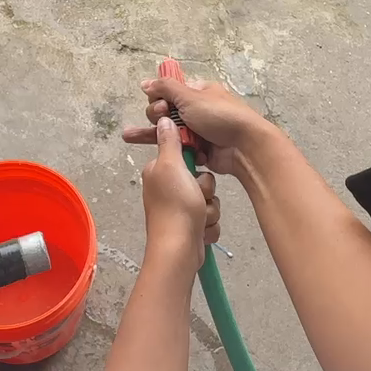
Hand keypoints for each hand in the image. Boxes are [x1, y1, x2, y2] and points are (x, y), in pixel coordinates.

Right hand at [123, 74, 272, 178]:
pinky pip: (177, 148)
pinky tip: (159, 151)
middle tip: (161, 118)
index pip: (168, 92)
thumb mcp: (191, 96)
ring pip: (168, 131)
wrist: (244, 147)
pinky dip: (170, 149)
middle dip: (157, 115)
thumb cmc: (221, 116)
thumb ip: (165, 88)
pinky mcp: (197, 150)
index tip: (161, 103)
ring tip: (128, 137)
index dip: (159, 97)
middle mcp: (196, 110)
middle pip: (164, 112)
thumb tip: (146, 82)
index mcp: (196, 93)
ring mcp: (197, 131)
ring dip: (149, 133)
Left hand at [140, 117, 220, 270]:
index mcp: (160, 171)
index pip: (187, 157)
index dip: (197, 165)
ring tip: (199, 217)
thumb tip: (163, 120)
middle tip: (197, 197)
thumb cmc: (176, 207)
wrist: (179, 250)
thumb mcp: (171, 166)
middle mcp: (167, 188)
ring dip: (209, 209)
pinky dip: (208, 225)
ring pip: (209, 199)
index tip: (197, 171)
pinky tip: (200, 230)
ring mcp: (179, 208)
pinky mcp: (190, 226)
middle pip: (201, 179)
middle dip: (206, 191)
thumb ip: (169, 142)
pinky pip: (210, 218)